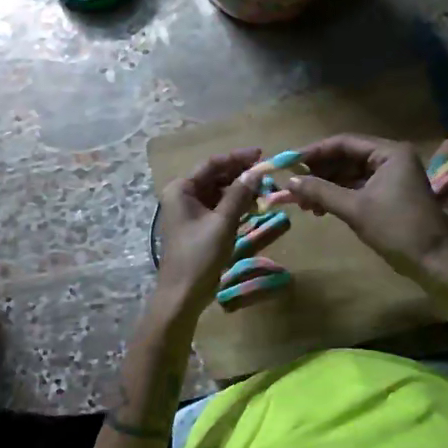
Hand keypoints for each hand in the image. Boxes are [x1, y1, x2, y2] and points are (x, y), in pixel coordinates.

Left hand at [156, 147, 263, 315]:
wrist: (182, 293)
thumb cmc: (199, 255)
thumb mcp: (223, 222)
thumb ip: (239, 194)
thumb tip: (256, 172)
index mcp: (181, 189)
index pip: (212, 164)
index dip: (237, 158)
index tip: (261, 154)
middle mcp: (182, 195)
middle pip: (215, 176)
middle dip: (240, 174)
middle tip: (266, 174)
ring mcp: (188, 211)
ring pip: (218, 192)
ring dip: (239, 190)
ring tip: (263, 189)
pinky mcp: (197, 226)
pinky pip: (217, 207)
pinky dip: (234, 205)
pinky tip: (252, 206)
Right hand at [283, 134, 447, 282]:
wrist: (434, 261)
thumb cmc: (397, 228)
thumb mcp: (355, 208)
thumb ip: (321, 191)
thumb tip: (289, 182)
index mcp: (389, 153)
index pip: (344, 143)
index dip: (314, 152)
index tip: (289, 163)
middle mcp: (392, 158)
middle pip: (347, 157)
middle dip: (320, 172)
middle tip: (294, 186)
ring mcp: (392, 177)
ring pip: (351, 174)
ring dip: (327, 186)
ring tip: (304, 203)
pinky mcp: (391, 195)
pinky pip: (359, 188)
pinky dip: (340, 196)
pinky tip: (321, 208)